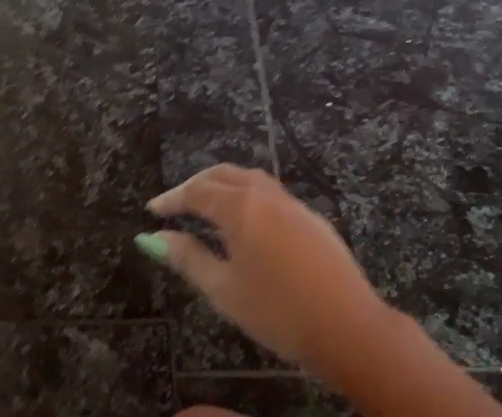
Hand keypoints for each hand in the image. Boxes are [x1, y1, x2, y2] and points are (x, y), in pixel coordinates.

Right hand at [141, 164, 392, 373]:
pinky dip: (248, 196)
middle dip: (196, 184)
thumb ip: (189, 258)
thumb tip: (155, 238)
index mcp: (240, 207)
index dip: (172, 199)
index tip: (153, 209)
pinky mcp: (312, 218)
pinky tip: (247, 222)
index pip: (196, 191)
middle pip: (223, 175)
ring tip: (207, 206)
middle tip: (176, 203)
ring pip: (250, 179)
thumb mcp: (224, 290)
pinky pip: (271, 194)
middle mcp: (265, 194)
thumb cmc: (278, 312)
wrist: (348, 326)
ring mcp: (293, 203)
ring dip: (224, 185)